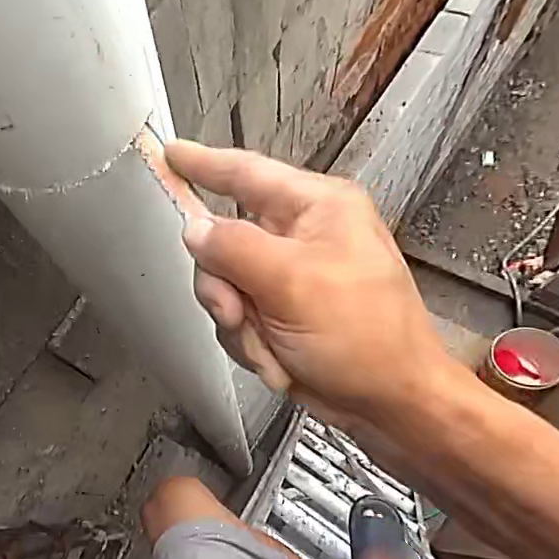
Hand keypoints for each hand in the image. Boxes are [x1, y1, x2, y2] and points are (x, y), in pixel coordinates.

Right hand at [168, 141, 469, 435]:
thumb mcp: (293, 284)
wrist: (387, 404)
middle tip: (237, 310)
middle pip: (223, 241)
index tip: (172, 155)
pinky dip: (248, 343)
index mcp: (317, 209)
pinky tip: (276, 356)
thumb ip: (235, 249)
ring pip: (222, 285)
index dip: (202, 164)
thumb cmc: (368, 342)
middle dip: (224, 286)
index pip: (246, 174)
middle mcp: (301, 237)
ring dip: (237, 323)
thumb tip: (196, 230)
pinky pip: (234, 317)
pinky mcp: (280, 312)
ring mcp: (288, 277)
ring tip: (270, 343)